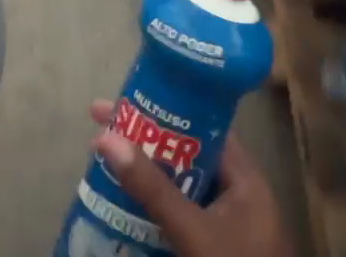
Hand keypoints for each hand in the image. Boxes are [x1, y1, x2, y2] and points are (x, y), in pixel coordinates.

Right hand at [88, 100, 292, 256]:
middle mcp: (239, 196)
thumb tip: (105, 136)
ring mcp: (229, 225)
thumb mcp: (193, 232)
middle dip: (144, 142)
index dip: (163, 111)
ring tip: (104, 163)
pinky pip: (181, 213)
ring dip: (145, 175)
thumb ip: (152, 188)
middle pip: (187, 155)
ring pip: (181, 185)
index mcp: (245, 180)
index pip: (202, 128)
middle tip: (100, 131)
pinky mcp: (217, 248)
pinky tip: (124, 207)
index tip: (121, 103)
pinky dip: (154, 205)